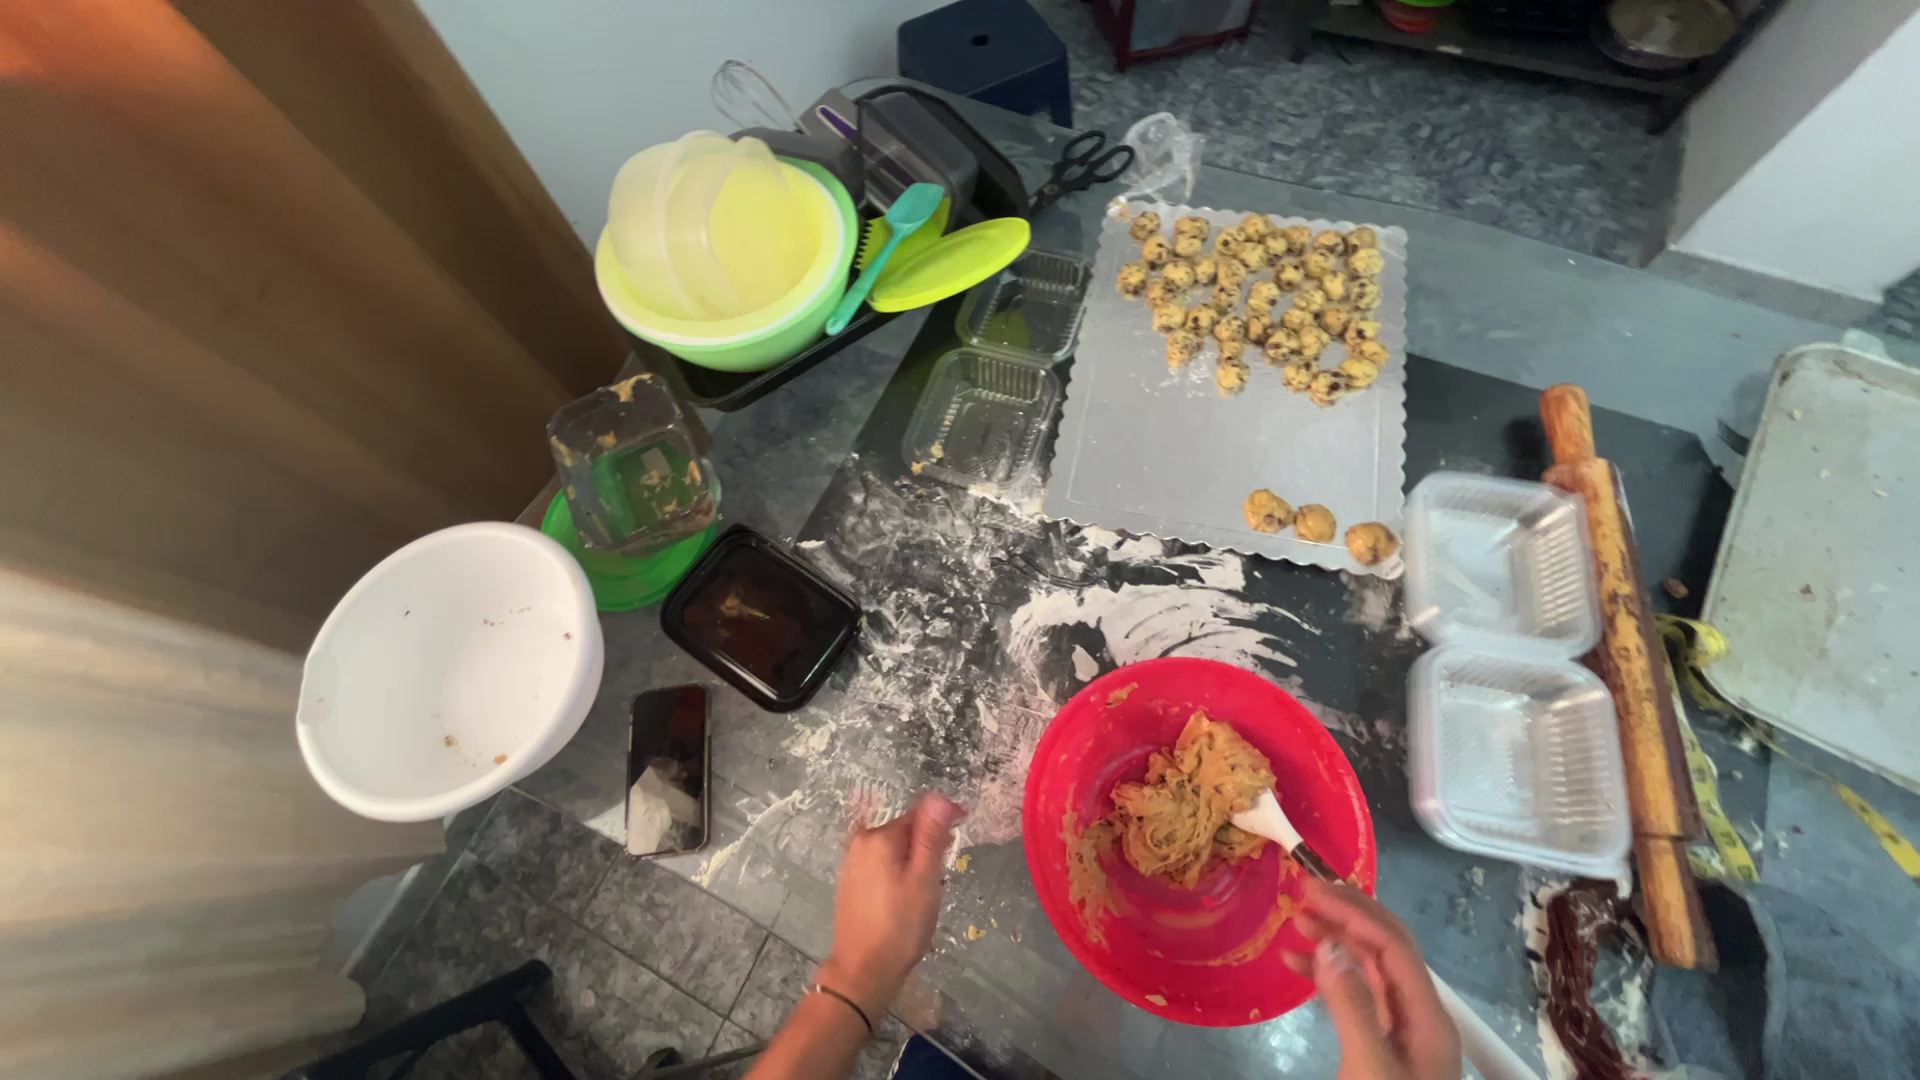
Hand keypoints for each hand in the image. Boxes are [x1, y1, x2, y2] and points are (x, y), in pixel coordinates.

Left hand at [817, 793, 965, 1017]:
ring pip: (893, 849)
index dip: (944, 821)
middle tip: (942, 876)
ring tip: (926, 892)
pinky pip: (881, 864)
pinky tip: (904, 899)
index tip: (963, 830)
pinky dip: (897, 872)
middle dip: (928, 845)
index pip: (919, 814)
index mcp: (880, 837)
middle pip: (905, 831)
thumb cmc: (900, 926)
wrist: (861, 972)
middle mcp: (861, 841)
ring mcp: (852, 862)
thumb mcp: (924, 879)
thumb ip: (931, 835)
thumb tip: (939, 796)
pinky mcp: (849, 881)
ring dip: (913, 860)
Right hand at [1281, 877, 1461, 1079]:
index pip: (1392, 946)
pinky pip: (1355, 991)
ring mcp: (1402, 1032)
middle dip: (1346, 915)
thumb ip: (1350, 1005)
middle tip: (1301, 891)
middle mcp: (1419, 1018)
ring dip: (1334, 938)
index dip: (1352, 911)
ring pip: (1369, 966)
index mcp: (1427, 1020)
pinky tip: (1293, 963)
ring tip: (1293, 919)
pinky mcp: (1382, 1045)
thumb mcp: (1369, 1071)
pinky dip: (1325, 971)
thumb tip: (1328, 943)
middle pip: (1386, 949)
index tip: (1307, 890)